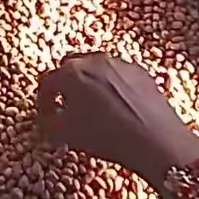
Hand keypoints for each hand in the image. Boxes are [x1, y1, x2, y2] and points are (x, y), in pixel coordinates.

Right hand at [36, 53, 198, 182]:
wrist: (155, 139)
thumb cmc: (107, 135)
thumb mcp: (67, 134)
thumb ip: (49, 122)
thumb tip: (47, 118)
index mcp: (71, 72)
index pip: (48, 82)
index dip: (43, 100)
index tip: (45, 114)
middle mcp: (94, 60)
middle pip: (71, 67)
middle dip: (66, 85)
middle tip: (66, 106)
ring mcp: (119, 63)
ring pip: (96, 68)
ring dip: (89, 83)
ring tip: (92, 106)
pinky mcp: (140, 71)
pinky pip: (118, 75)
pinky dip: (111, 86)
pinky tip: (116, 106)